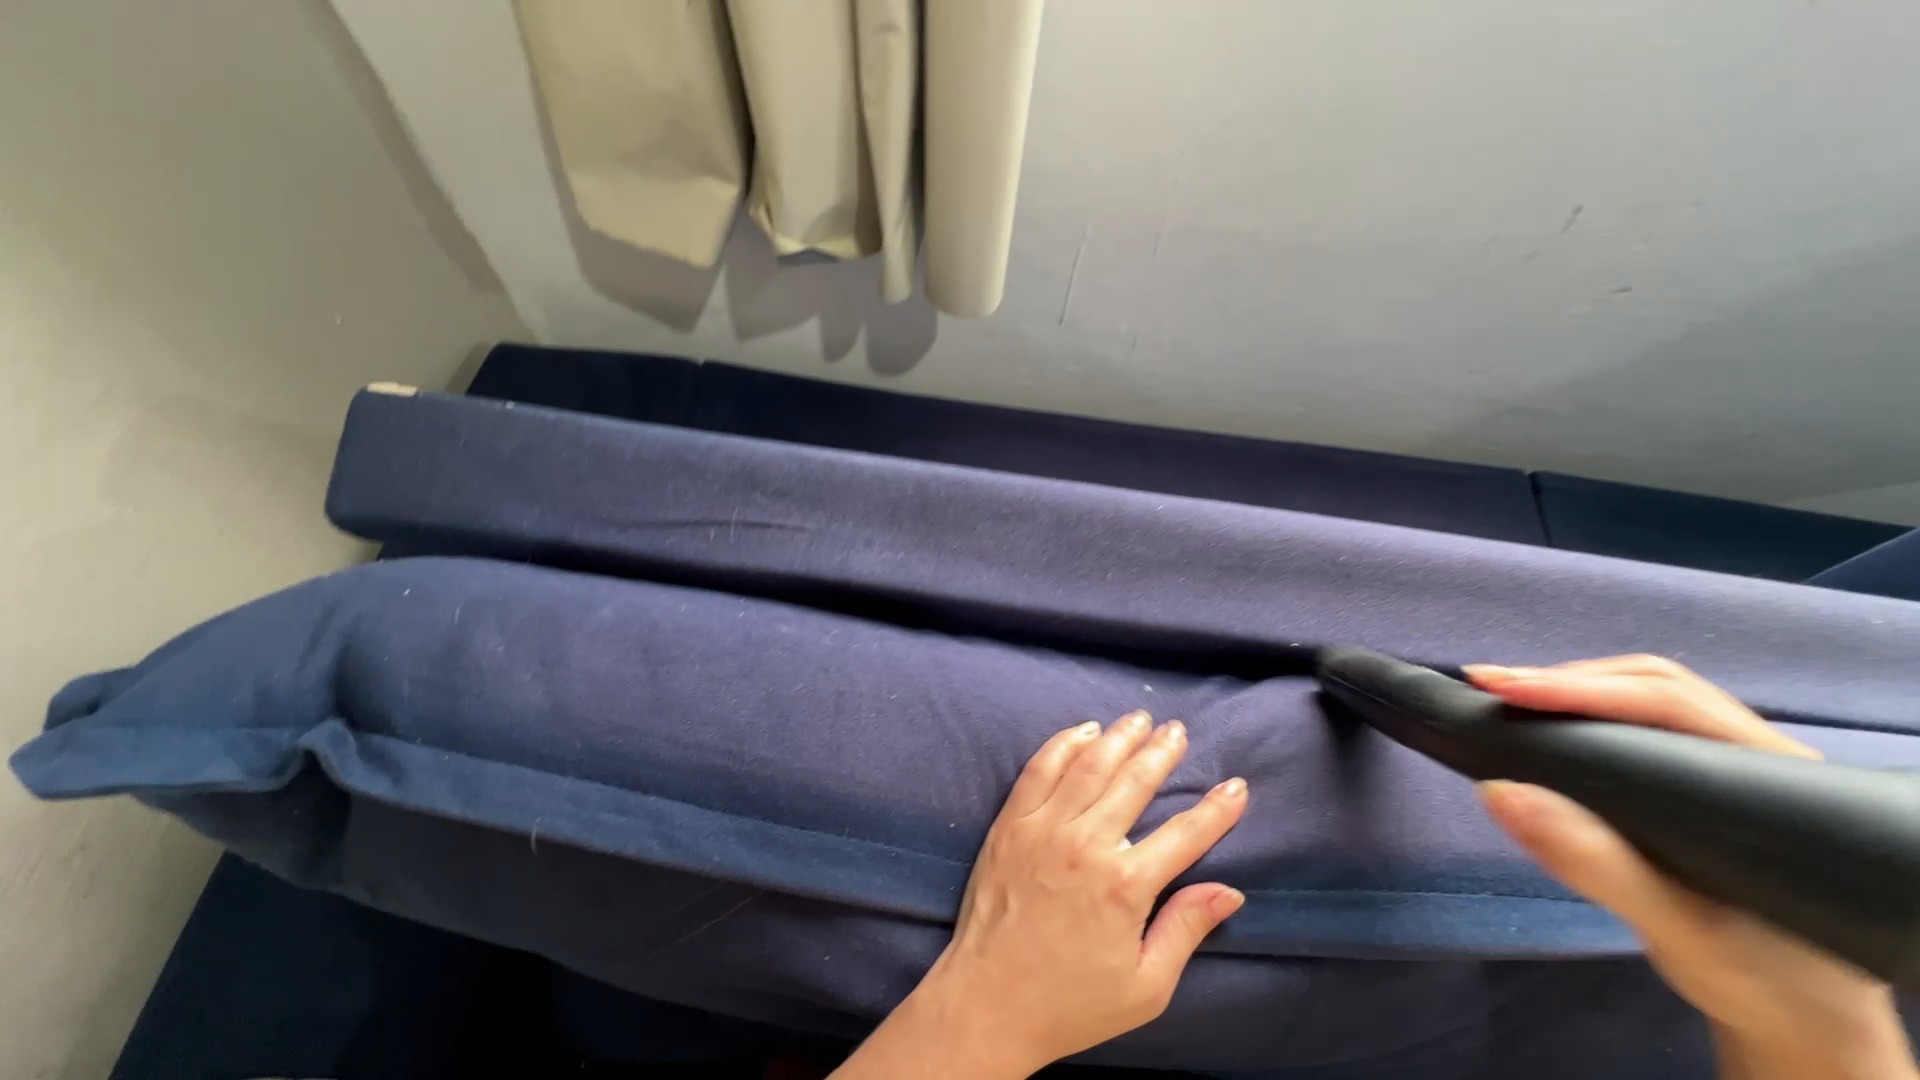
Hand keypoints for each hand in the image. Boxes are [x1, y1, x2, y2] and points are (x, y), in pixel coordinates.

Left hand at [832, 711, 1248, 1078]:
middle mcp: (1086, 846)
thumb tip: (1230, 891)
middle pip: (1135, 782)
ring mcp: (1044, 829)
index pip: (1185, 833)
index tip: (1237, 786)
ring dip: (1118, 737)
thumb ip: (1186, 930)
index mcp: (1126, 886)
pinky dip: (1063, 744)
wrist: (988, 1002)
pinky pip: (1038, 770)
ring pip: (1089, 765)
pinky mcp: (1010, 824)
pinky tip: (1083, 731)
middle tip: (1177, 731)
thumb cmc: (1070, 1002)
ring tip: (1139, 719)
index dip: (1217, 809)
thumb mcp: (1145, 986)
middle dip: (1162, 752)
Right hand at [1467, 656, 1918, 1079]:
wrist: (1792, 1010)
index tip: (1503, 689)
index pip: (1672, 706)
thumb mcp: (1678, 928)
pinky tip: (1535, 719)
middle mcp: (1758, 757)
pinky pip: (1632, 722)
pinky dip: (1573, 712)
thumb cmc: (1757, 976)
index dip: (1582, 690)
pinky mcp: (1695, 776)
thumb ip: (1595, 863)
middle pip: (1654, 687)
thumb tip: (1497, 789)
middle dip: (1564, 680)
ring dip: (1565, 690)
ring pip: (1640, 698)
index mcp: (1776, 784)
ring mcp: (1729, 764)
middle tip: (1485, 685)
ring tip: (1498, 695)